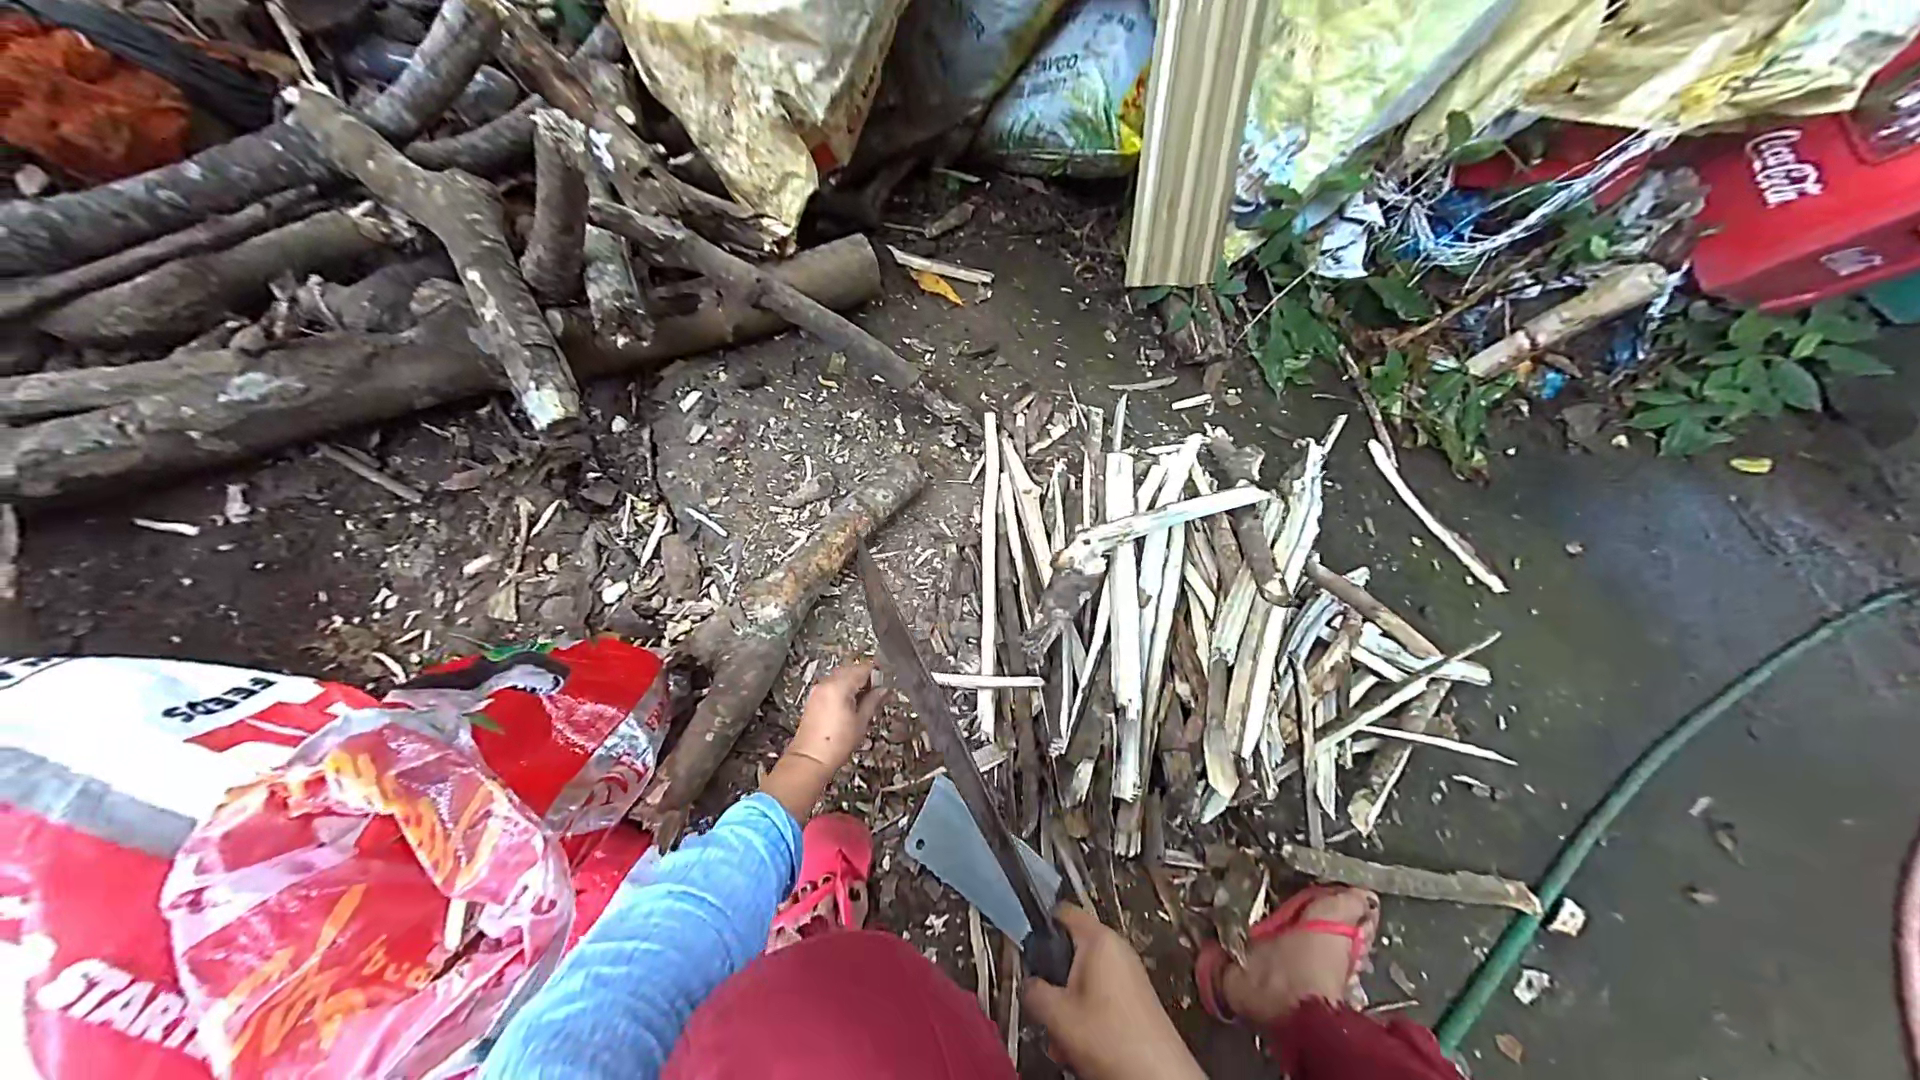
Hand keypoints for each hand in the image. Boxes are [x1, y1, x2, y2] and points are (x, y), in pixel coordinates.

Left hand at [761, 661, 885, 821]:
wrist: (810, 759)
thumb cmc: (836, 744)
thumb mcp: (861, 721)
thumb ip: (873, 700)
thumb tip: (883, 690)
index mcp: (840, 686)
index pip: (863, 668)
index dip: (877, 674)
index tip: (886, 682)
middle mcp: (827, 683)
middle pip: (851, 669)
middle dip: (866, 677)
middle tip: (878, 690)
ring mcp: (818, 690)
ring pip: (841, 676)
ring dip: (854, 682)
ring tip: (865, 698)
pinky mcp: (814, 698)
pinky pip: (832, 684)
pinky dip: (843, 688)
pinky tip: (850, 703)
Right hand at [1022, 905, 1204, 1079]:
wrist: (1160, 1079)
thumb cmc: (1109, 1038)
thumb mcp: (1057, 1015)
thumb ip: (1032, 991)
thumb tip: (1028, 984)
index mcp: (1098, 939)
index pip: (1062, 912)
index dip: (1040, 926)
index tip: (1028, 952)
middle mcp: (1116, 948)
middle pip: (1072, 952)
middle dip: (1055, 983)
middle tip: (1047, 1010)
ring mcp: (1129, 973)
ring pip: (1084, 979)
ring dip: (1068, 1006)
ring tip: (1064, 1040)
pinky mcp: (1136, 999)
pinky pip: (1101, 996)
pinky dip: (1087, 1016)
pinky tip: (1082, 1047)